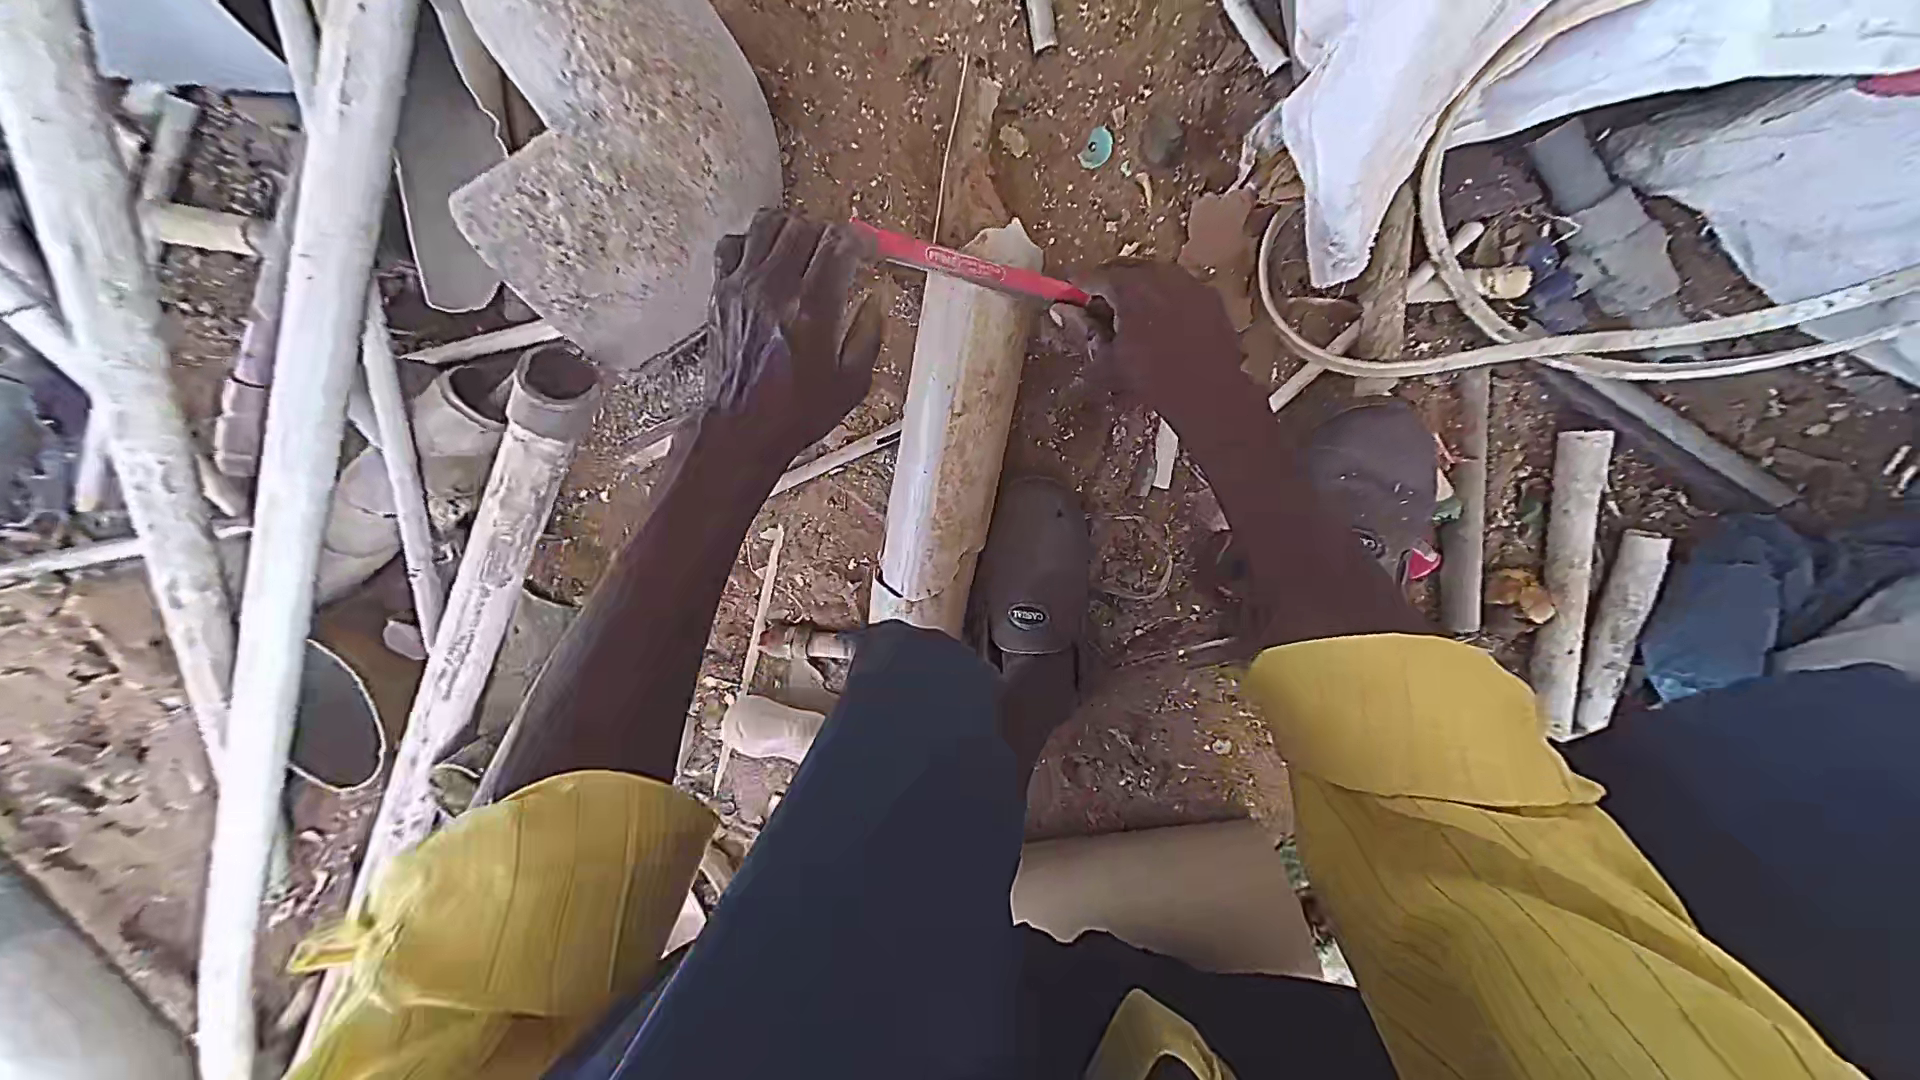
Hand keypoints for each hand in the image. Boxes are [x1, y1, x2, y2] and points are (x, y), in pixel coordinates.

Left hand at [705, 210, 883, 468]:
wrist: (743, 428)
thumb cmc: (796, 413)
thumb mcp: (851, 383)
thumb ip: (869, 335)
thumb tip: (876, 300)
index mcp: (812, 312)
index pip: (838, 245)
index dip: (860, 239)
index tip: (869, 248)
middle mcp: (774, 291)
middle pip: (804, 226)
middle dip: (829, 232)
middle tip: (840, 251)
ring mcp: (742, 288)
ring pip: (768, 224)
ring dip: (793, 228)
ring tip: (806, 247)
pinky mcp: (721, 293)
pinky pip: (734, 244)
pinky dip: (754, 242)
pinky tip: (768, 260)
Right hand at [1055, 262, 1259, 436]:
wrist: (1207, 391)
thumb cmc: (1150, 378)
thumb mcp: (1106, 361)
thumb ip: (1082, 332)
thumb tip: (1060, 311)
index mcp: (1130, 286)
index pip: (1095, 276)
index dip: (1078, 287)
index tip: (1068, 298)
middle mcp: (1161, 274)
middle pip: (1126, 269)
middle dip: (1108, 286)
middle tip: (1097, 310)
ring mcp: (1189, 282)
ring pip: (1154, 276)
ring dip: (1137, 291)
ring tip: (1130, 319)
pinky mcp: (1209, 296)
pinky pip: (1178, 289)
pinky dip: (1164, 300)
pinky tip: (1161, 326)